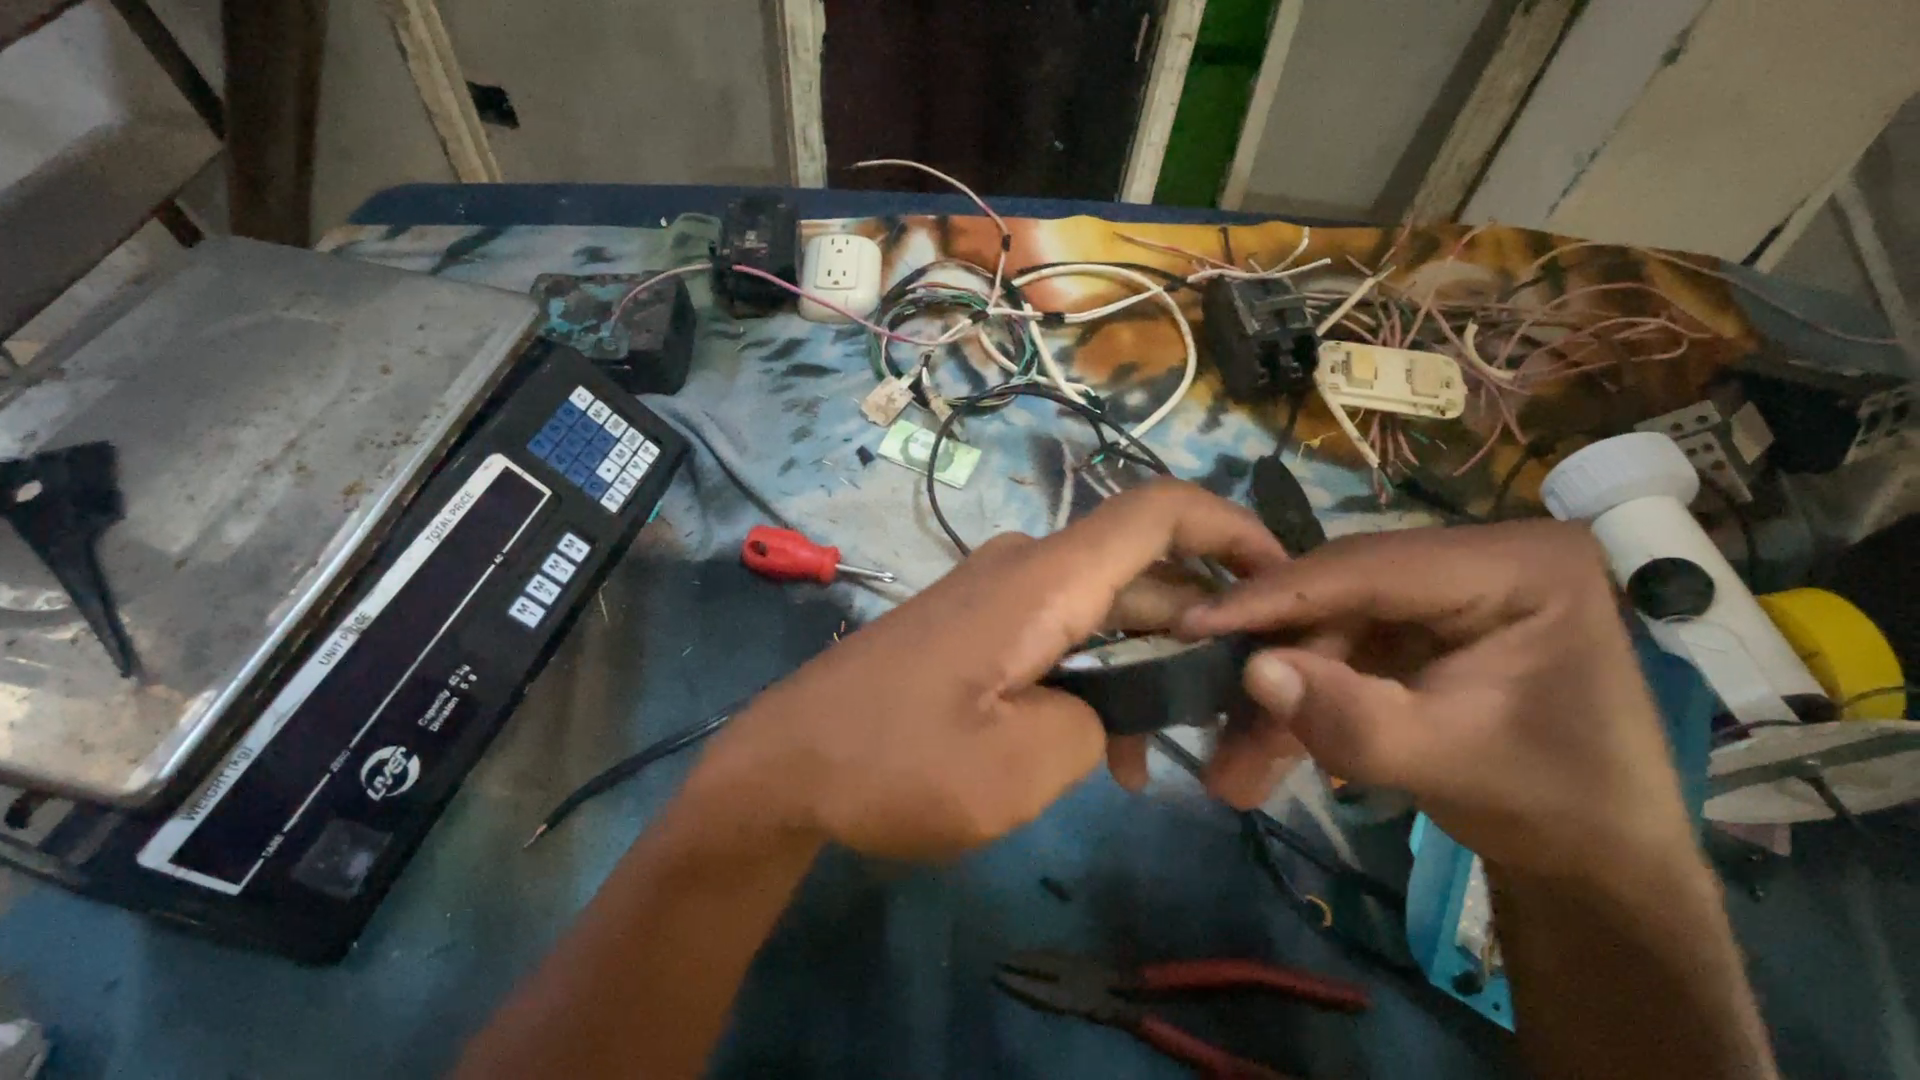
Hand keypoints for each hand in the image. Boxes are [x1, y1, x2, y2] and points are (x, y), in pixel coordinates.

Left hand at [692, 480, 1290, 859]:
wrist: (783, 768)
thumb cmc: (894, 764)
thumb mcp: (1017, 769)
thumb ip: (1096, 726)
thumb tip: (1106, 709)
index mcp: (1041, 583)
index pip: (1157, 512)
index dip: (1232, 528)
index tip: (1285, 578)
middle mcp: (1022, 570)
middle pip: (1140, 572)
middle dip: (1201, 630)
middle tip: (1245, 707)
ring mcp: (993, 598)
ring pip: (1102, 613)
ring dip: (1146, 671)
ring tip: (1168, 757)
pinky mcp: (972, 630)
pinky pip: (1058, 637)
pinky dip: (1095, 681)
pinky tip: (1105, 753)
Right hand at [1179, 521, 1695, 883]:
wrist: (1600, 865)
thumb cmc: (1557, 807)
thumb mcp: (1449, 763)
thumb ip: (1351, 718)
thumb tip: (1252, 671)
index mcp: (1520, 563)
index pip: (1372, 567)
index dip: (1274, 596)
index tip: (1193, 624)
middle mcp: (1480, 557)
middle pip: (1341, 594)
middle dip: (1275, 661)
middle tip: (1204, 705)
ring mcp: (1447, 592)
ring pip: (1330, 627)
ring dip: (1282, 693)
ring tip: (1233, 765)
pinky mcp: (1424, 628)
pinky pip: (1344, 650)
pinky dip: (1305, 699)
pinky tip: (1265, 752)